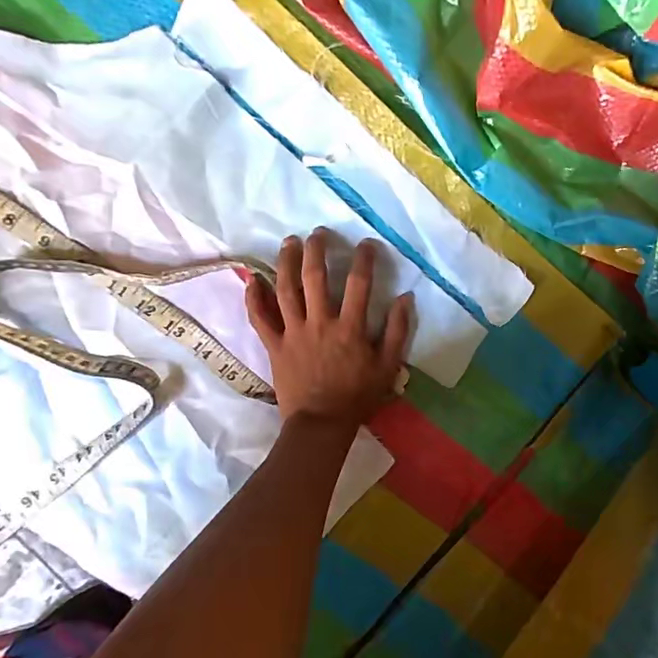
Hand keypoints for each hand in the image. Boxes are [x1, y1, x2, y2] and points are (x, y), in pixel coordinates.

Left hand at [245, 229, 413, 428]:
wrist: (321, 424)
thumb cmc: (358, 396)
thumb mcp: (388, 366)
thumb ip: (397, 331)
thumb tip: (405, 298)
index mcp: (350, 328)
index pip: (360, 283)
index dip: (364, 259)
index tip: (367, 245)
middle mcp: (320, 322)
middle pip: (315, 276)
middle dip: (317, 249)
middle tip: (319, 233)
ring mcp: (294, 332)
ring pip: (286, 289)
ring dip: (286, 261)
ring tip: (289, 242)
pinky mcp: (274, 345)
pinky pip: (260, 318)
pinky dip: (254, 297)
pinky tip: (253, 279)